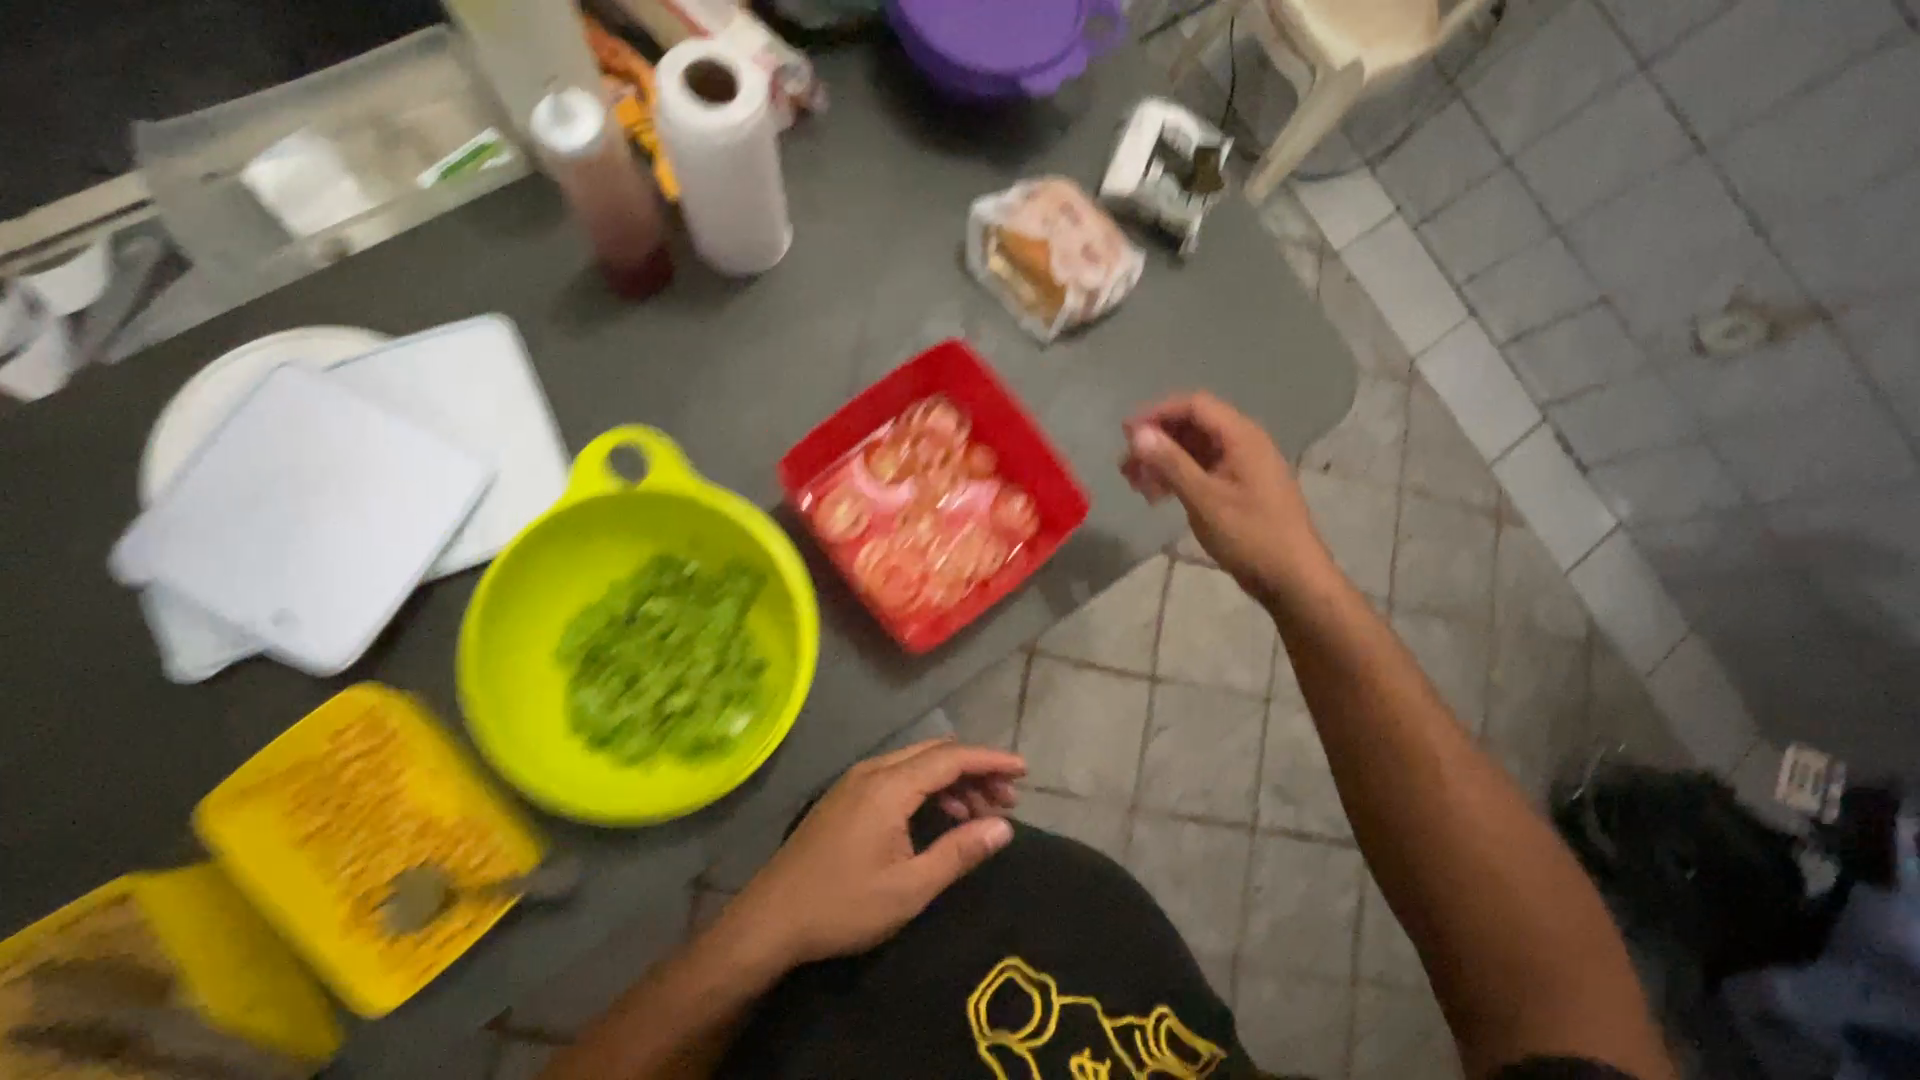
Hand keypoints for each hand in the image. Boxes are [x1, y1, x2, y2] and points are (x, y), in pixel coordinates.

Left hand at [724, 740, 1024, 967]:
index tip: (1024, 772)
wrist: (771, 920)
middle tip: (1008, 800)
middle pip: (935, 754)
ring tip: (982, 812)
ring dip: (952, 780)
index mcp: (888, 787)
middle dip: (975, 770)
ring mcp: (855, 783)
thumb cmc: (843, 906)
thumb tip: (1004, 827)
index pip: (951, 757)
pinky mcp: (846, 798)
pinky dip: (928, 788)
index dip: (991, 760)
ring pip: (916, 764)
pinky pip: (898, 777)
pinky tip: (943, 817)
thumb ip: (959, 852)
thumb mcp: (910, 888)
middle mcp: (872, 772)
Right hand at [1121, 391, 1328, 600]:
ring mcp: (1242, 466)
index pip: (1194, 406)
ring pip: (1195, 450)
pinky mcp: (1239, 488)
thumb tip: (1137, 433)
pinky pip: (1203, 470)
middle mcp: (1243, 443)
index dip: (1157, 414)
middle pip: (1192, 426)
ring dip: (1163, 462)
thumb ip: (1171, 463)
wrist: (1292, 578)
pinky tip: (1158, 497)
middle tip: (1126, 467)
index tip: (1126, 434)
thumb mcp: (1205, 499)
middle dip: (1157, 442)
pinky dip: (1178, 477)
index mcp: (1242, 437)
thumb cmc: (1251, 536)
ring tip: (1136, 485)